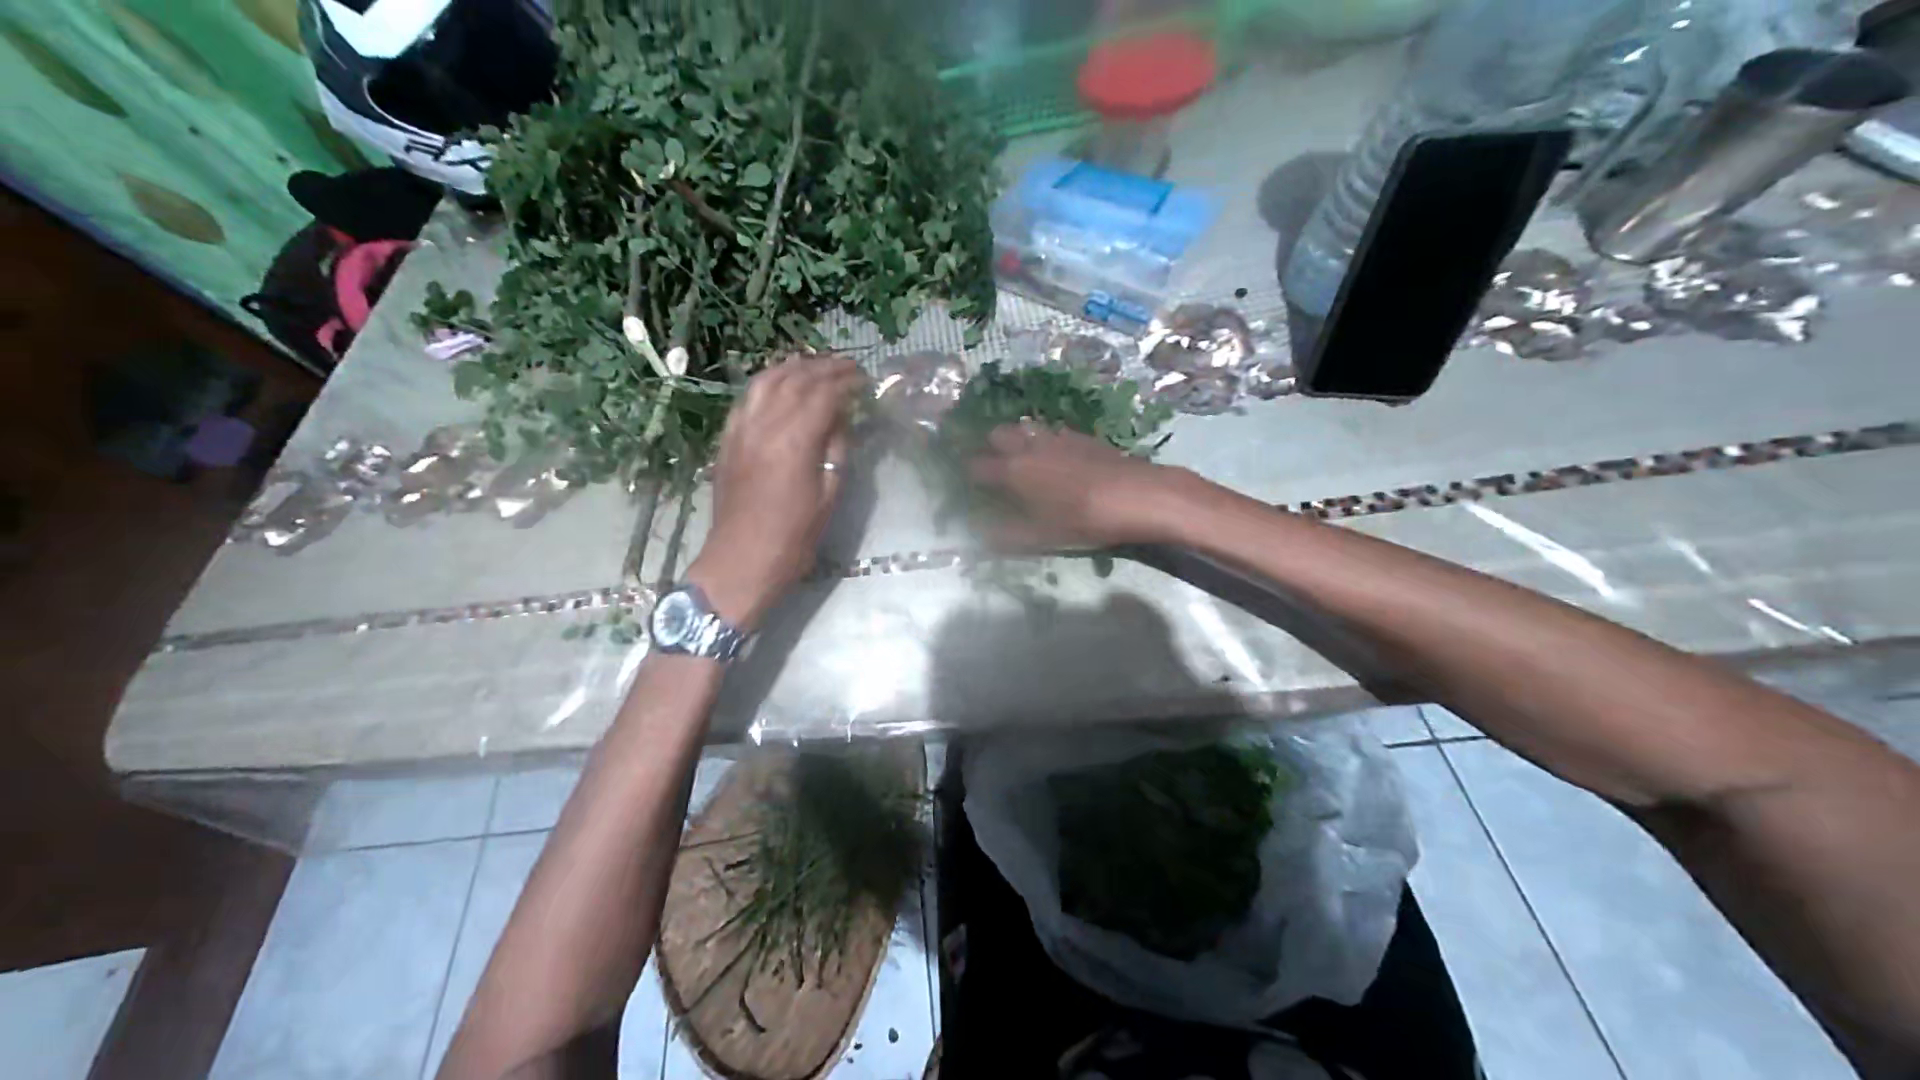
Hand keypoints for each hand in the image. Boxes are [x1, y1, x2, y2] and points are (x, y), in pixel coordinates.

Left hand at [686, 354, 860, 629]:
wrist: (741, 560)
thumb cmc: (794, 536)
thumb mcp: (829, 495)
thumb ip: (836, 450)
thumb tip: (840, 421)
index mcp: (795, 439)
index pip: (824, 394)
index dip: (847, 382)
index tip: (864, 380)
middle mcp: (765, 424)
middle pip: (796, 380)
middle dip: (824, 368)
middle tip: (847, 366)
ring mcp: (741, 429)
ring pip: (767, 381)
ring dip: (792, 368)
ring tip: (813, 364)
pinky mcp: (728, 439)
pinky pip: (747, 399)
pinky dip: (766, 383)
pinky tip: (777, 383)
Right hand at [966, 423, 1189, 549]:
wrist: (1139, 495)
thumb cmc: (1084, 520)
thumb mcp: (1041, 537)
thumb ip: (1005, 535)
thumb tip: (978, 533)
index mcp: (1013, 470)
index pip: (976, 466)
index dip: (968, 474)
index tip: (968, 484)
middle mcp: (1030, 446)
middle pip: (997, 434)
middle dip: (990, 447)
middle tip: (994, 468)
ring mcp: (1057, 436)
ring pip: (1024, 427)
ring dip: (1016, 438)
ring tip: (1021, 458)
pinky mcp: (1081, 435)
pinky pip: (1052, 431)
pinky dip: (1044, 439)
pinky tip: (1055, 455)